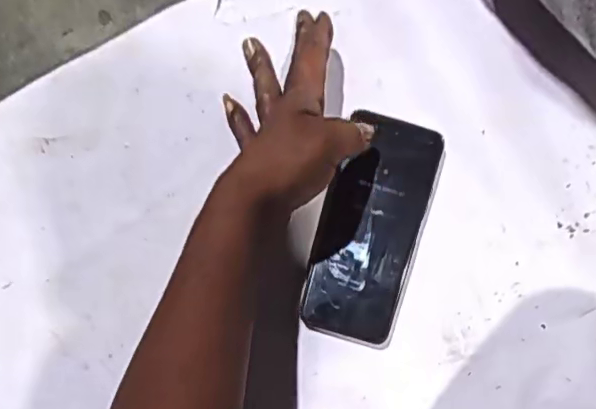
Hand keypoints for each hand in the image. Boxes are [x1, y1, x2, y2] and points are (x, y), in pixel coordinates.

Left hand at [221, 11, 372, 212]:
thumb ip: (350, 136)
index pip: (312, 65)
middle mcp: (282, 115)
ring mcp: (266, 137)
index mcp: (301, 105)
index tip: (319, 21)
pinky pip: (246, 133)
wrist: (257, 200)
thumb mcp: (331, 146)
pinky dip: (240, 120)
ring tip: (251, 50)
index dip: (317, 43)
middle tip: (297, 24)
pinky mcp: (257, 163)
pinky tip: (231, 106)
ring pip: (263, 96)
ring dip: (260, 73)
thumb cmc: (290, 165)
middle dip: (297, 49)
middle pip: (289, 74)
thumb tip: (365, 131)